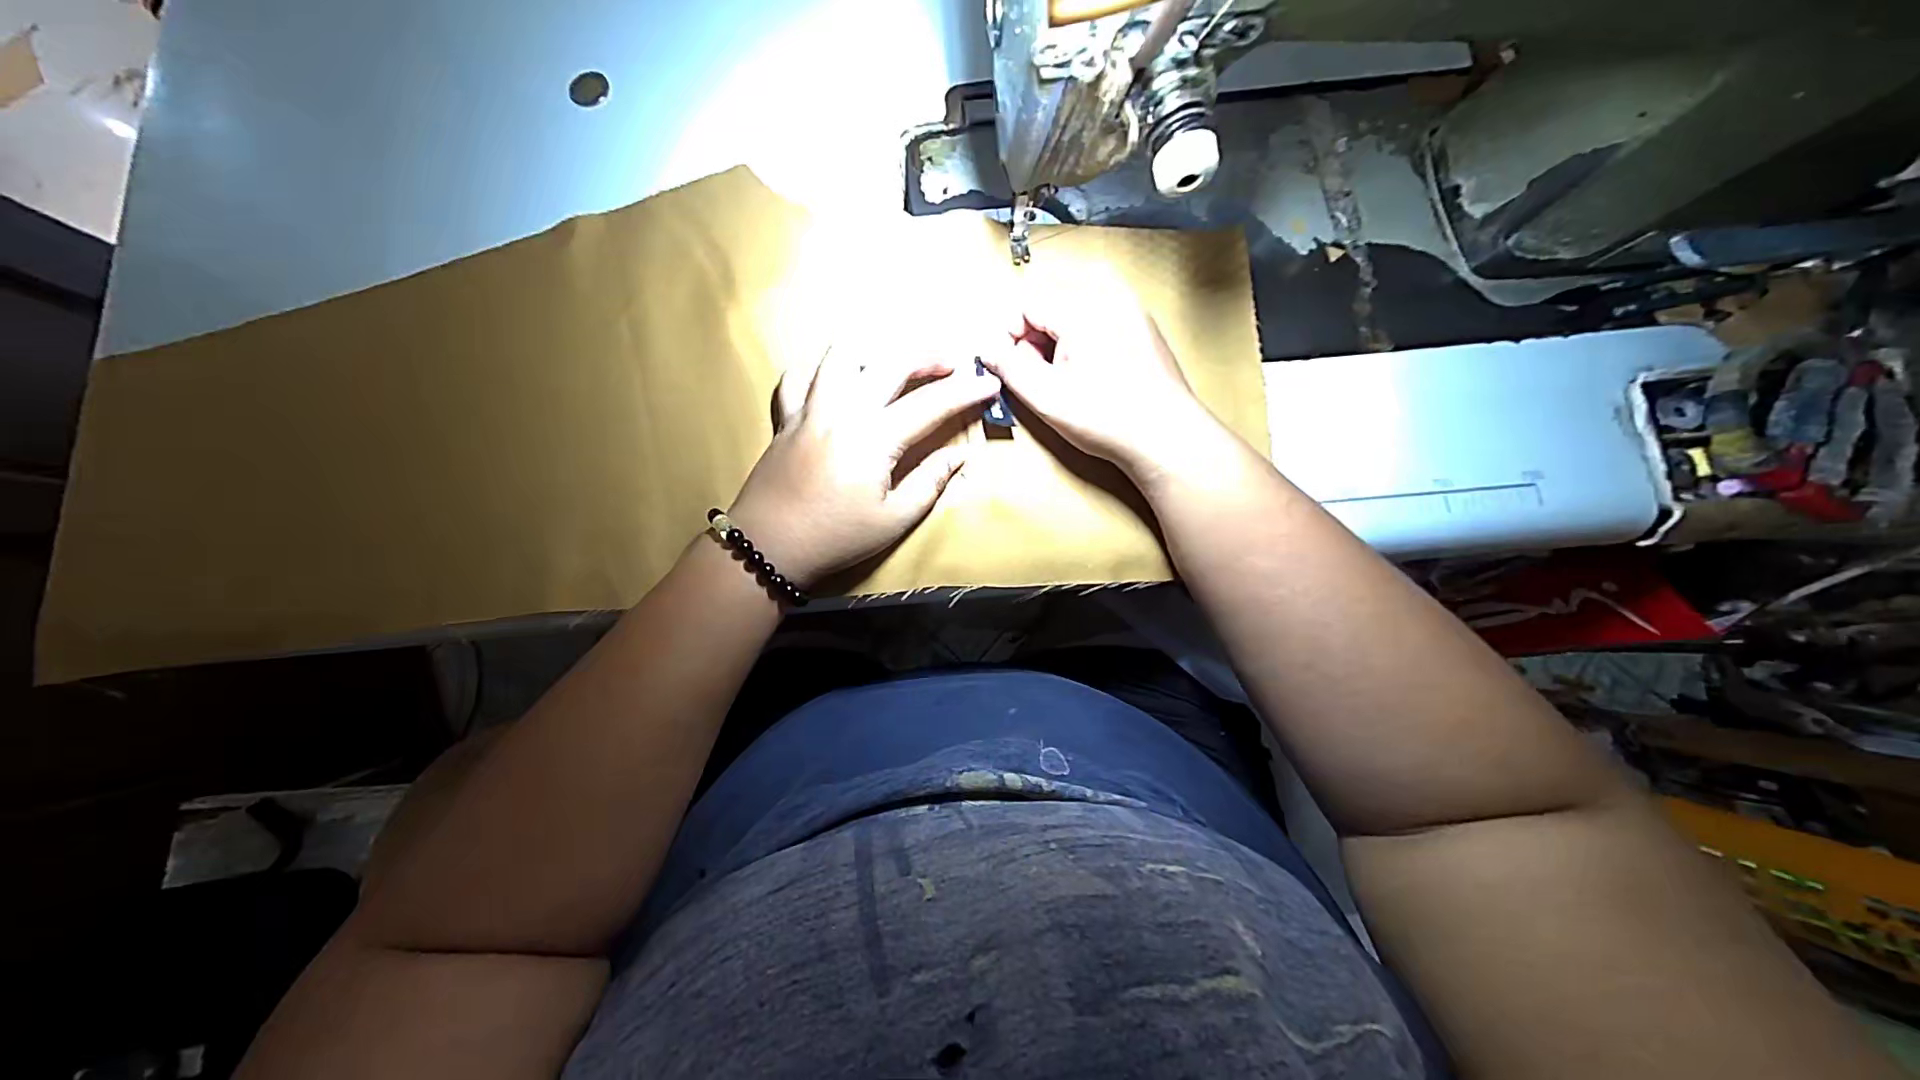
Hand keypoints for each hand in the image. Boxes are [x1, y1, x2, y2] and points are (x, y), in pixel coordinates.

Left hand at [726, 345, 1001, 587]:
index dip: (965, 391)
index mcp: (874, 438)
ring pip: (841, 354)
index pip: (930, 404)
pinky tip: (835, 376)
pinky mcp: (786, 417)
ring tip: (896, 358)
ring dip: (876, 347)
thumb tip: (960, 455)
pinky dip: (819, 368)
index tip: (989, 383)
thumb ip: (930, 482)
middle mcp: (842, 411)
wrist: (768, 547)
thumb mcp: (894, 520)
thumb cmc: (836, 538)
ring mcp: (810, 409)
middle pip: (890, 361)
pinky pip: (798, 376)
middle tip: (951, 364)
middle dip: (927, 354)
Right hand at [982, 274, 1236, 484]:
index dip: (1010, 335)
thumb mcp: (1044, 395)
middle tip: (1038, 376)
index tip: (1010, 363)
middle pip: (1051, 305)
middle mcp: (1111, 299)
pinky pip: (1099, 324)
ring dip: (1059, 343)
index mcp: (1084, 308)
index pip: (1026, 303)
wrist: (1167, 438)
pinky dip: (1085, 345)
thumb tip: (988, 349)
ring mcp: (1131, 312)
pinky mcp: (1142, 329)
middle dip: (1035, 339)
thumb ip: (1008, 366)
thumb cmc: (1114, 419)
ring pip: (1075, 315)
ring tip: (1065, 382)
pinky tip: (1090, 379)